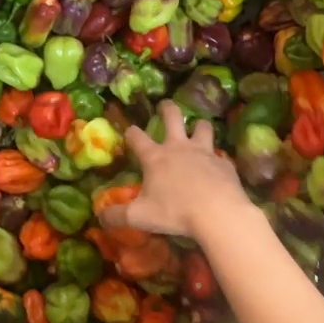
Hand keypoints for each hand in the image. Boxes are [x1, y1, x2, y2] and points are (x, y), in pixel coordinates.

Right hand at [99, 100, 250, 239]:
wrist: (219, 213)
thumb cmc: (175, 212)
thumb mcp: (140, 217)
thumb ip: (117, 215)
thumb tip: (100, 216)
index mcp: (155, 157)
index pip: (137, 136)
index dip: (131, 132)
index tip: (129, 132)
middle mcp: (179, 147)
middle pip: (173, 116)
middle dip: (167, 108)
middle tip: (164, 105)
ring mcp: (204, 152)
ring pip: (202, 127)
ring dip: (198, 125)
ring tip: (197, 128)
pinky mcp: (224, 163)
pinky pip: (219, 155)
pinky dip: (216, 158)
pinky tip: (216, 167)